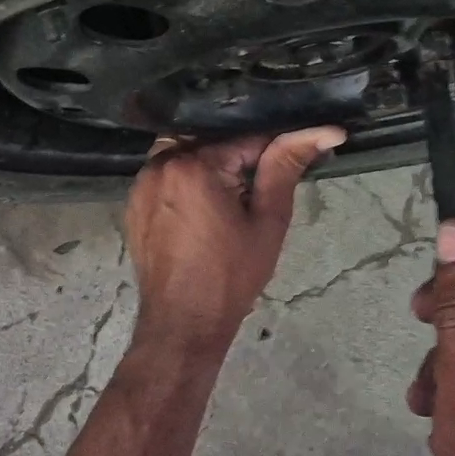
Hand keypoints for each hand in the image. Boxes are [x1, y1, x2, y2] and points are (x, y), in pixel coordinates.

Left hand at [125, 127, 345, 346]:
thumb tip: (321, 132)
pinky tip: (205, 207)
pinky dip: (187, 182)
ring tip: (236, 194)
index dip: (275, 147)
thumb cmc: (230, 276)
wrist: (183, 323)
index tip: (298, 156)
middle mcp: (159, 164)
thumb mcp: (267, 222)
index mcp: (193, 164)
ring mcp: (141, 184)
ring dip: (211, 166)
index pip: (244, 138)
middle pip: (210, 141)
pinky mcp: (133, 204)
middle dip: (240, 155)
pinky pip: (165, 177)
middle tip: (262, 182)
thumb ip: (285, 169)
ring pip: (185, 155)